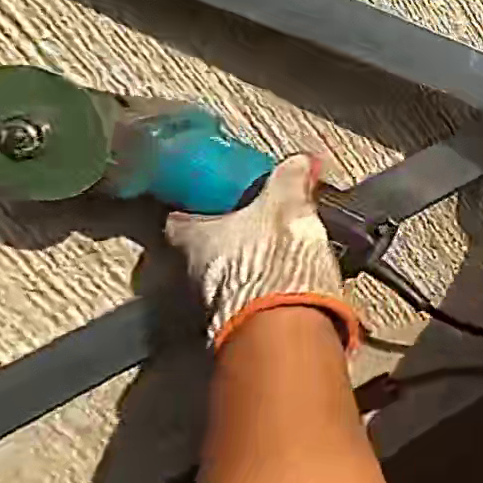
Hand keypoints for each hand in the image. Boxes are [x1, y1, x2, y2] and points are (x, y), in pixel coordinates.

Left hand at [164, 154, 359, 350]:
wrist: (286, 321)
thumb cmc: (274, 258)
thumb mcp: (288, 206)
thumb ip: (290, 180)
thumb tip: (300, 158)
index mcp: (191, 235)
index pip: (181, 215)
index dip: (200, 205)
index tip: (221, 199)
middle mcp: (189, 270)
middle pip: (201, 248)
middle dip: (226, 239)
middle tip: (257, 228)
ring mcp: (210, 302)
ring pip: (223, 276)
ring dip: (245, 267)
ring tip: (278, 258)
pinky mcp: (238, 324)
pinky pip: (247, 298)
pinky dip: (262, 290)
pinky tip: (286, 284)